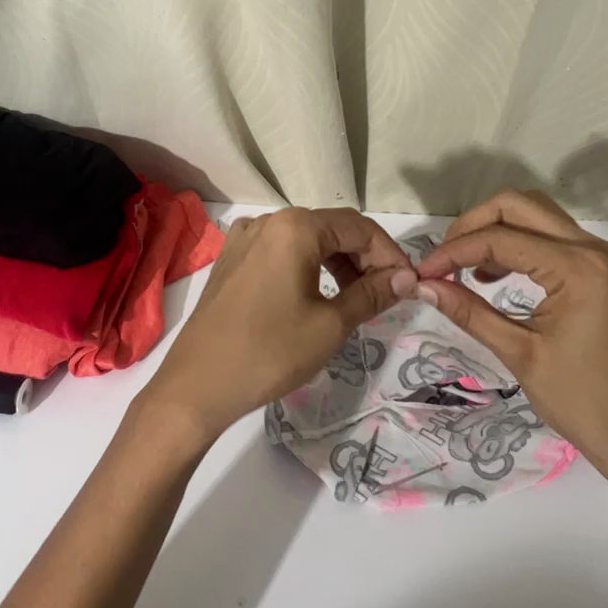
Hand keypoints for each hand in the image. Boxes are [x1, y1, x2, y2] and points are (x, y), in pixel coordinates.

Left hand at [138, 207, 416, 443]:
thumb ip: (371, 294)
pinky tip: (316, 296)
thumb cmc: (269, 352)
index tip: (410, 284)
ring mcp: (244, 239)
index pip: (359, 228)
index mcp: (295, 228)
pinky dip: (307, 267)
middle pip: (332, 229)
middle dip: (364, 258)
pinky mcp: (231, 260)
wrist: (197, 385)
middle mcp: (268, 221)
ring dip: (337, 263)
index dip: (390, 255)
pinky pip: (280, 252)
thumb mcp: (330, 325)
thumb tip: (406, 277)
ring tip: (356, 299)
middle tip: (386, 294)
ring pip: (306, 240)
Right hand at [415, 189, 607, 493]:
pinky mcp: (599, 271)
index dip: (454, 252)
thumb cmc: (583, 402)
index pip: (500, 238)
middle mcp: (591, 249)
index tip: (421, 273)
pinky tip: (492, 276)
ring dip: (495, 230)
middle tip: (443, 260)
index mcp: (577, 267)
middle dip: (473, 225)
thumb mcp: (519, 355)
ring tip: (462, 268)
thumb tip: (422, 285)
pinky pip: (550, 238)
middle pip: (518, 205)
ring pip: (535, 215)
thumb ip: (469, 312)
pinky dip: (517, 244)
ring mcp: (599, 257)